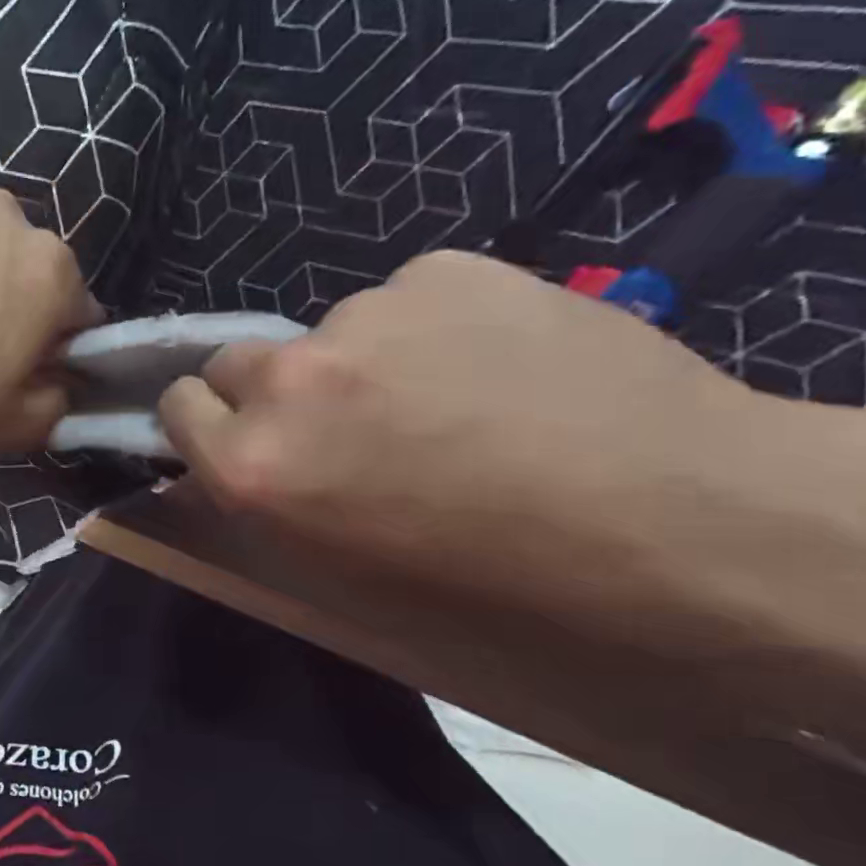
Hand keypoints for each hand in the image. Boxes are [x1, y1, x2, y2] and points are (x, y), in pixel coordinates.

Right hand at [157, 251, 767, 586]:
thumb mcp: (352, 581)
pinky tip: (507, 364)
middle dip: (274, 392)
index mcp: (256, 468)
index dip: (211, 425)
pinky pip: (410, 298)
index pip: (179, 407)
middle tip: (350, 425)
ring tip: (458, 401)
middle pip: (236, 360)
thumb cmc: (506, 595)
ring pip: (333, 331)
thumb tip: (247, 459)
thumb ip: (275, 507)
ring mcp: (366, 313)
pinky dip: (436, 327)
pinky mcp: (444, 270)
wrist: (687, 530)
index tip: (252, 440)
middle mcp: (290, 380)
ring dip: (364, 361)